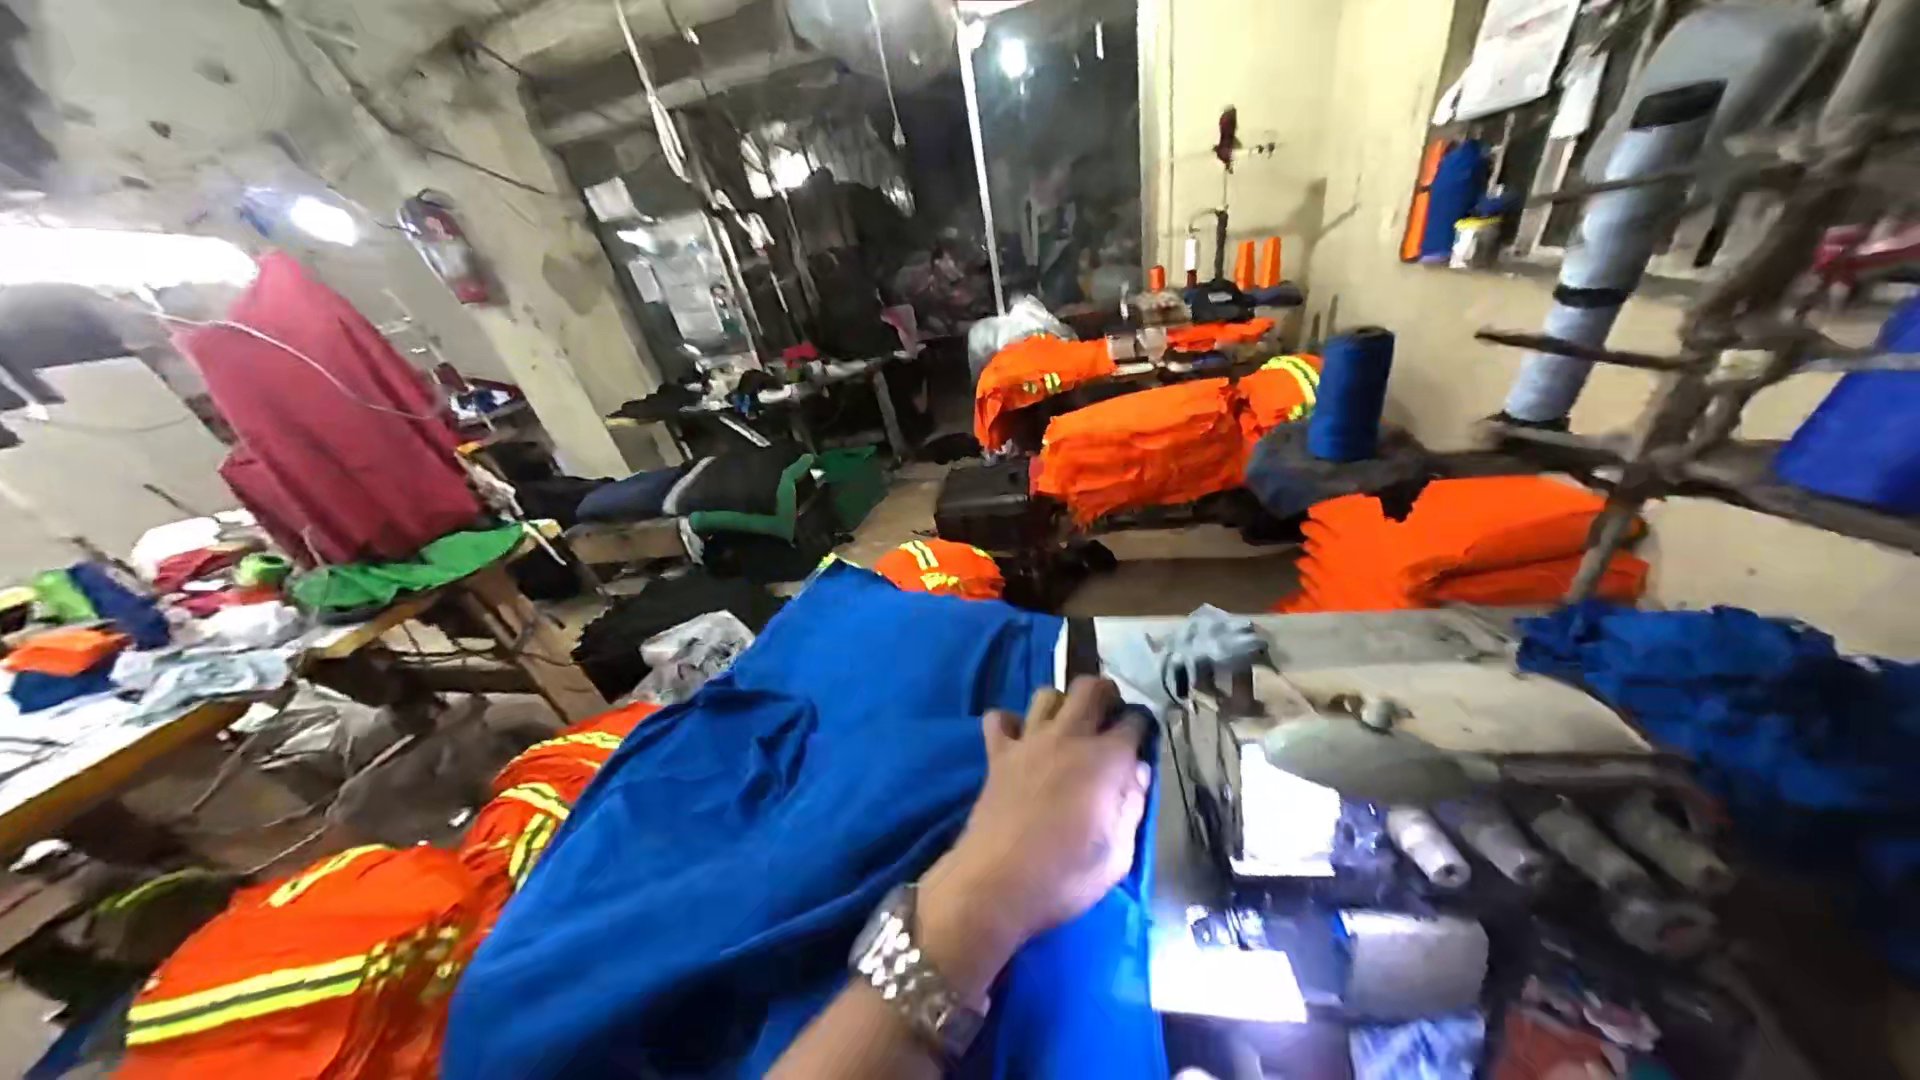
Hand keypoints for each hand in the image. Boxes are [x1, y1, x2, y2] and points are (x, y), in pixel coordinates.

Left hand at [917, 677, 1151, 1000]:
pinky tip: (1019, 742)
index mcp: (1106, 760)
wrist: (997, 882)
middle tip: (1110, 718)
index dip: (1143, 724)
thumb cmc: (1067, 876)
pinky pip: (1000, 719)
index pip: (1134, 721)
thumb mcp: (1119, 853)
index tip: (1142, 737)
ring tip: (1067, 728)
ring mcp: (1029, 741)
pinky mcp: (998, 754)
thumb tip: (1138, 770)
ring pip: (1046, 695)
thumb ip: (1133, 804)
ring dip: (1061, 704)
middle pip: (1090, 688)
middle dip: (1107, 694)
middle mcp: (1068, 737)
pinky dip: (1010, 723)